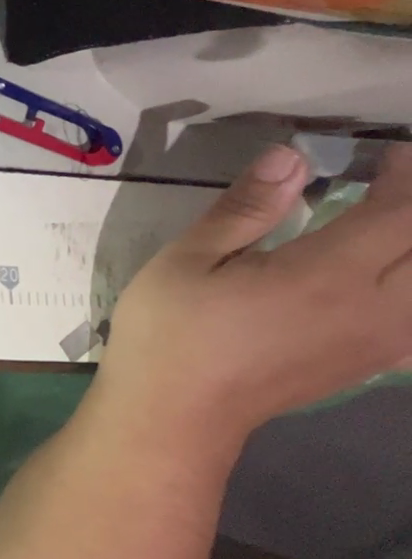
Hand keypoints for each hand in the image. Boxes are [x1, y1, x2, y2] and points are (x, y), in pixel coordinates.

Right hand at [96, 144, 411, 444]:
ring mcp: (385, 340)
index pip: (399, 217)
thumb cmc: (171, 326)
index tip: (390, 152)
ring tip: (389, 227)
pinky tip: (392, 282)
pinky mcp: (378, 360)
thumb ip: (244, 210)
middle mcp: (376, 308)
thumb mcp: (187, 259)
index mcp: (326, 276)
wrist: (180, 406)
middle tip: (392, 181)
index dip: (406, 178)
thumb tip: (291, 158)